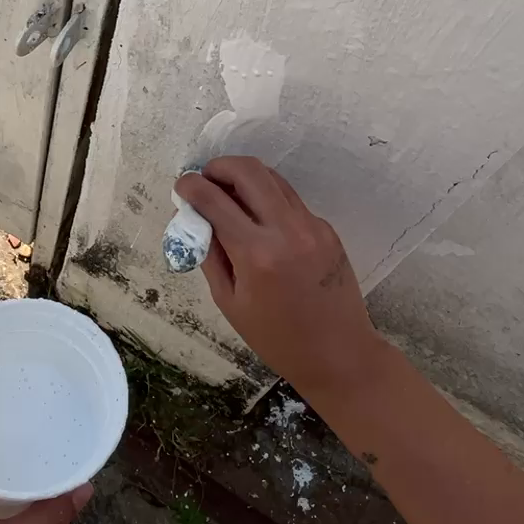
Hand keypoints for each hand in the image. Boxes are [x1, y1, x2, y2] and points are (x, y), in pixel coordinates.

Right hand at [175, 156, 387, 394]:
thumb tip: (194, 217)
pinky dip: (266, 200)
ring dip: (244, 177)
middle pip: (247, 170)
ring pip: (271, 177)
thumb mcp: (229, 301)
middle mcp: (286, 230)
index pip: (213, 200)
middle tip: (205, 180)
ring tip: (228, 195)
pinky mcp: (326, 228)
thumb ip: (209, 253)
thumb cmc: (277, 338)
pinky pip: (289, 200)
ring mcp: (312, 226)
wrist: (342, 356)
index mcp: (256, 254)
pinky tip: (259, 223)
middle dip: (218, 167)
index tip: (181, 187)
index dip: (190, 186)